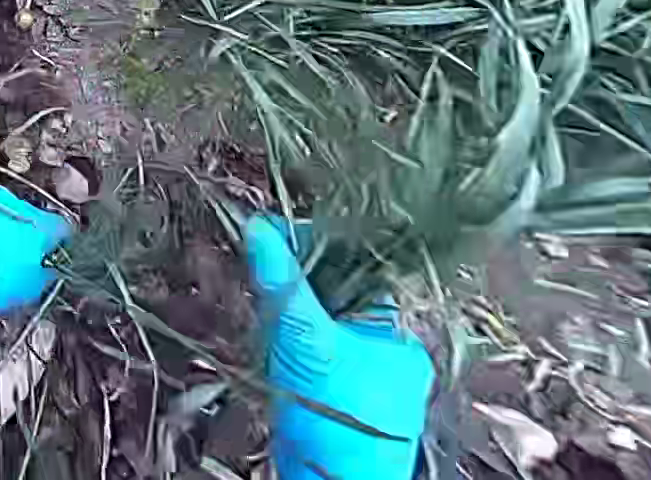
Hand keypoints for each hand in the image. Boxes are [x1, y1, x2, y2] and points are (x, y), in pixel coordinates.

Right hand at [245, 217, 433, 479]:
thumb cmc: (336, 423)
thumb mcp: (307, 341)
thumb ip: (282, 283)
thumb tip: (258, 227)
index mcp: (393, 331)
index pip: (353, 263)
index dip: (311, 243)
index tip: (271, 233)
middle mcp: (380, 345)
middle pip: (331, 286)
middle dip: (291, 273)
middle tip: (258, 262)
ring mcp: (355, 366)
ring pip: (314, 311)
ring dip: (282, 302)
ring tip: (256, 298)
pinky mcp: (328, 383)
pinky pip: (303, 337)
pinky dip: (280, 328)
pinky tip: (261, 330)